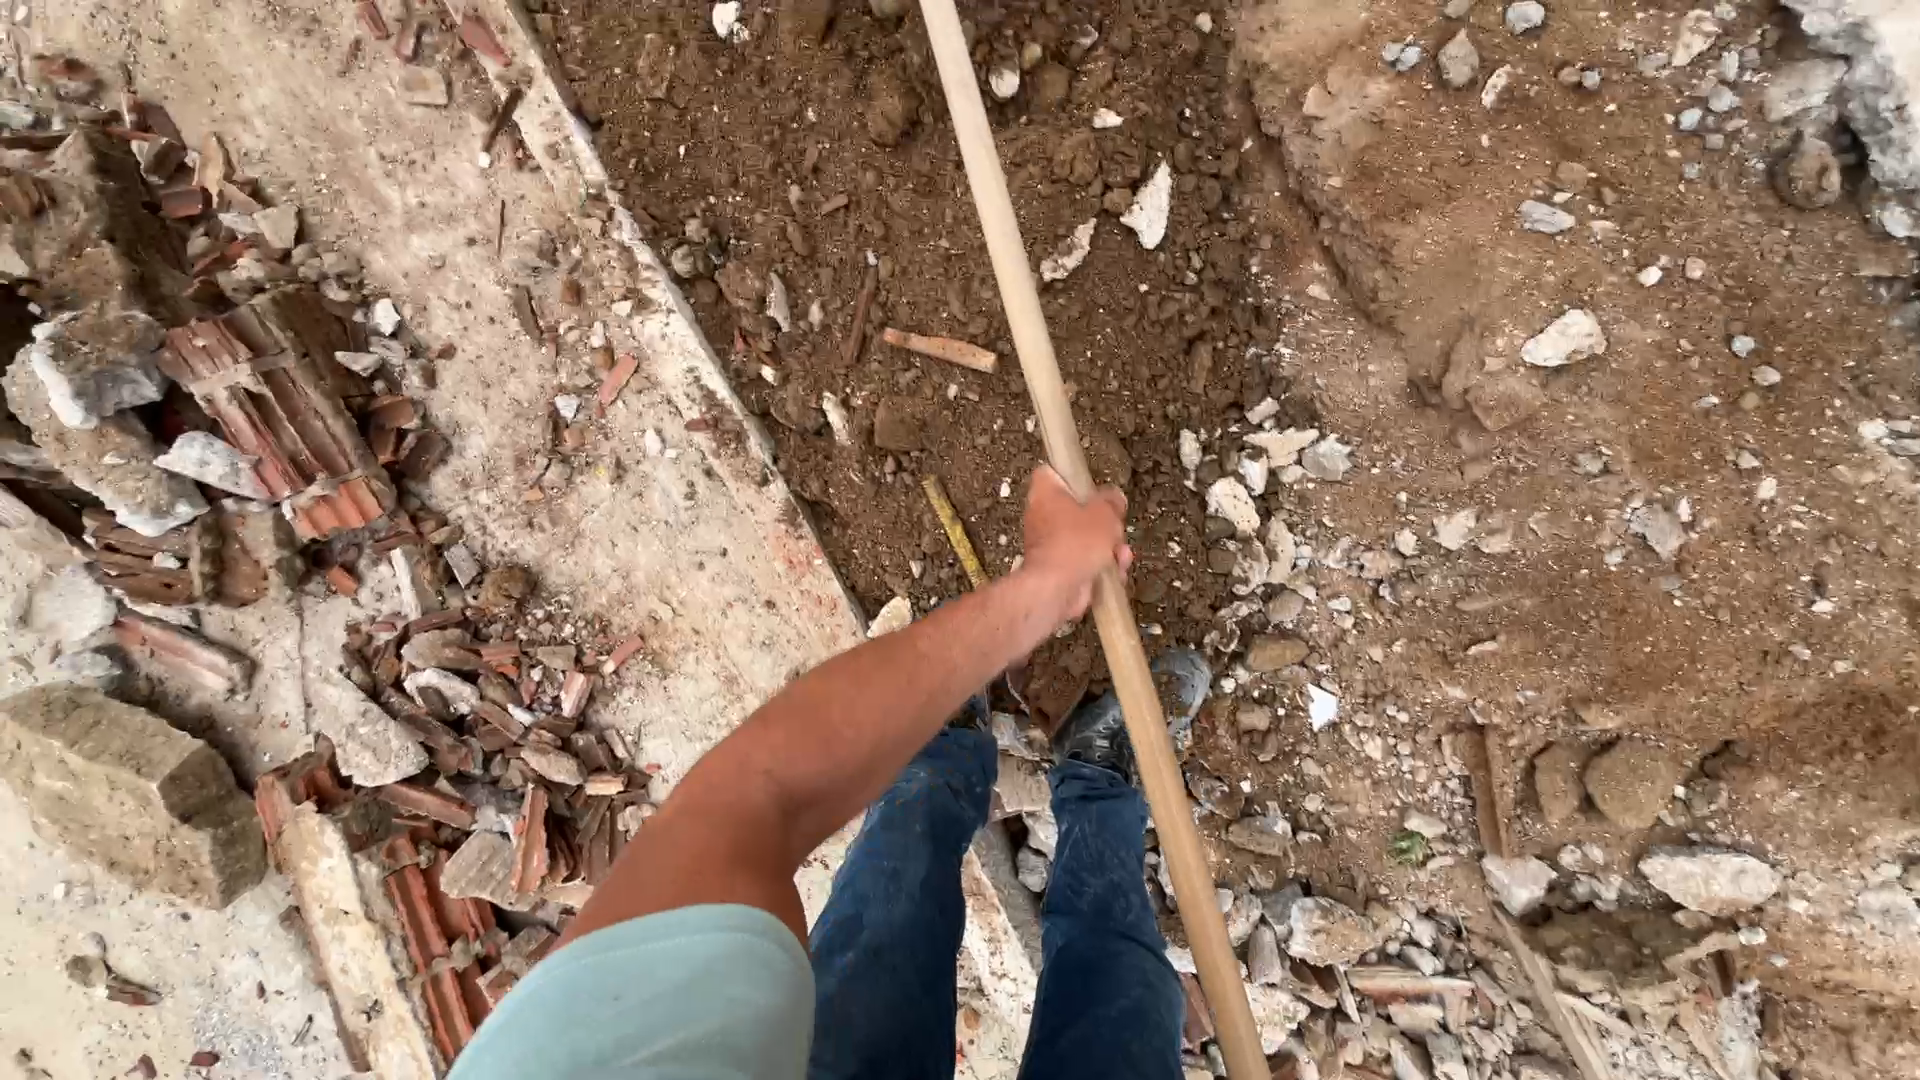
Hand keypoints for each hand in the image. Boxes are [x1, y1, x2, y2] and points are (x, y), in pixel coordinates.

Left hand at [1019, 464, 1130, 620]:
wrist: (1057, 589)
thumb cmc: (1074, 544)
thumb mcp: (1104, 513)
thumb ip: (1111, 502)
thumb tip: (1114, 498)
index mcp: (1046, 493)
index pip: (1051, 473)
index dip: (1071, 475)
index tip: (1090, 482)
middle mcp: (1043, 517)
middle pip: (1078, 510)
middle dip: (1103, 521)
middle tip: (1115, 525)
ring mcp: (1050, 544)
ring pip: (1086, 539)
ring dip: (1109, 547)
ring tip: (1120, 554)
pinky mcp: (1059, 568)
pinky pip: (1085, 562)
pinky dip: (1102, 567)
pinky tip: (1114, 572)